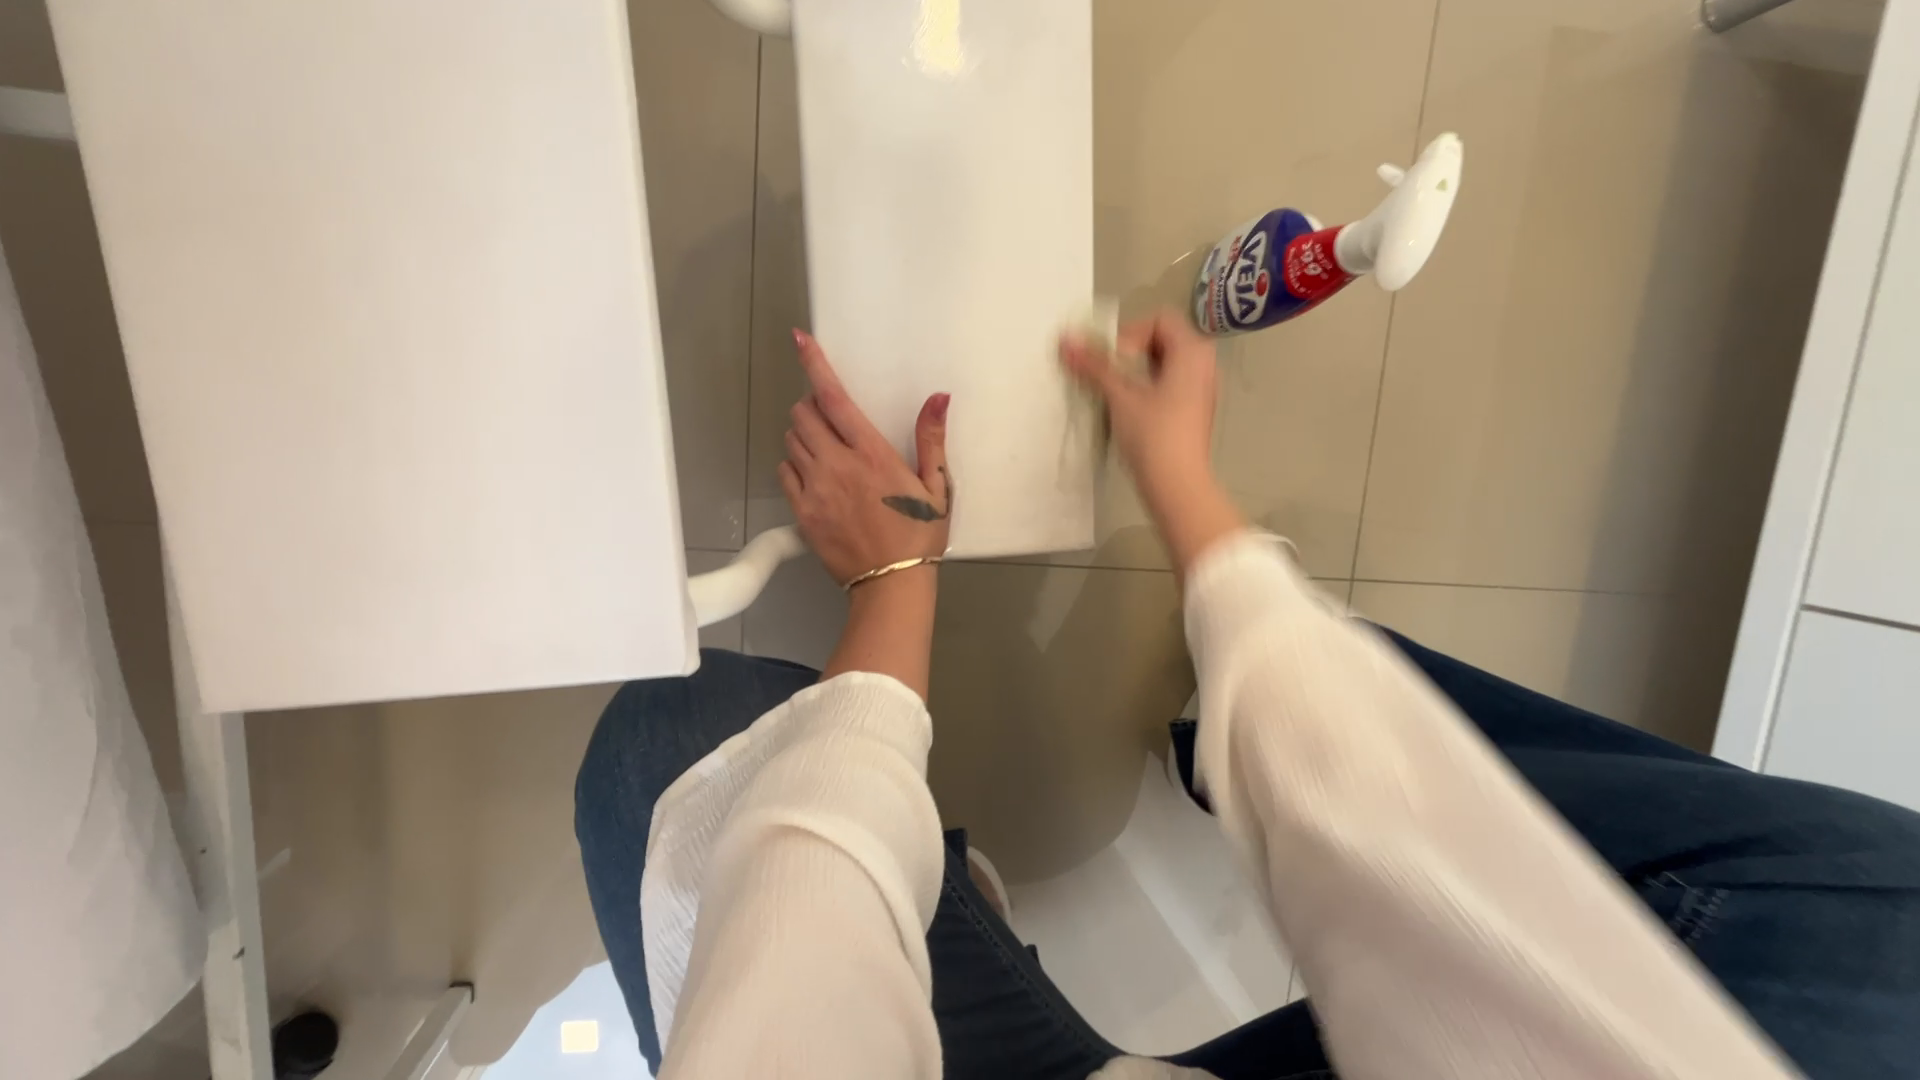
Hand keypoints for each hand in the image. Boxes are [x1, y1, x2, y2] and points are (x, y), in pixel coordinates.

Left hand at [780, 329, 951, 586]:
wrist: (891, 584)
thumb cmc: (919, 535)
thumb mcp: (937, 487)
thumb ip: (931, 439)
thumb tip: (939, 397)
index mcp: (871, 454)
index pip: (834, 398)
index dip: (815, 364)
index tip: (799, 340)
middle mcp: (837, 465)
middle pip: (803, 415)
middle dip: (811, 407)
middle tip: (830, 419)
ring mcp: (815, 489)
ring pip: (791, 441)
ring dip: (804, 435)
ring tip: (826, 450)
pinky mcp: (802, 512)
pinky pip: (785, 473)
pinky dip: (794, 465)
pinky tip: (815, 476)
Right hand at [1060, 309, 1243, 580]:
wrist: (1177, 485)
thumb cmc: (1153, 434)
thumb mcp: (1120, 396)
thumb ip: (1094, 365)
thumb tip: (1065, 338)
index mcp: (1193, 352)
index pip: (1159, 319)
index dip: (1129, 333)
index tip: (1113, 361)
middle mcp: (1204, 365)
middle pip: (1161, 340)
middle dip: (1130, 353)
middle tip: (1109, 374)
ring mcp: (1201, 390)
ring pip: (1163, 365)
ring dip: (1135, 372)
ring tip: (1115, 393)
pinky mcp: (1193, 412)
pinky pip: (1168, 385)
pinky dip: (1146, 389)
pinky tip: (1129, 412)